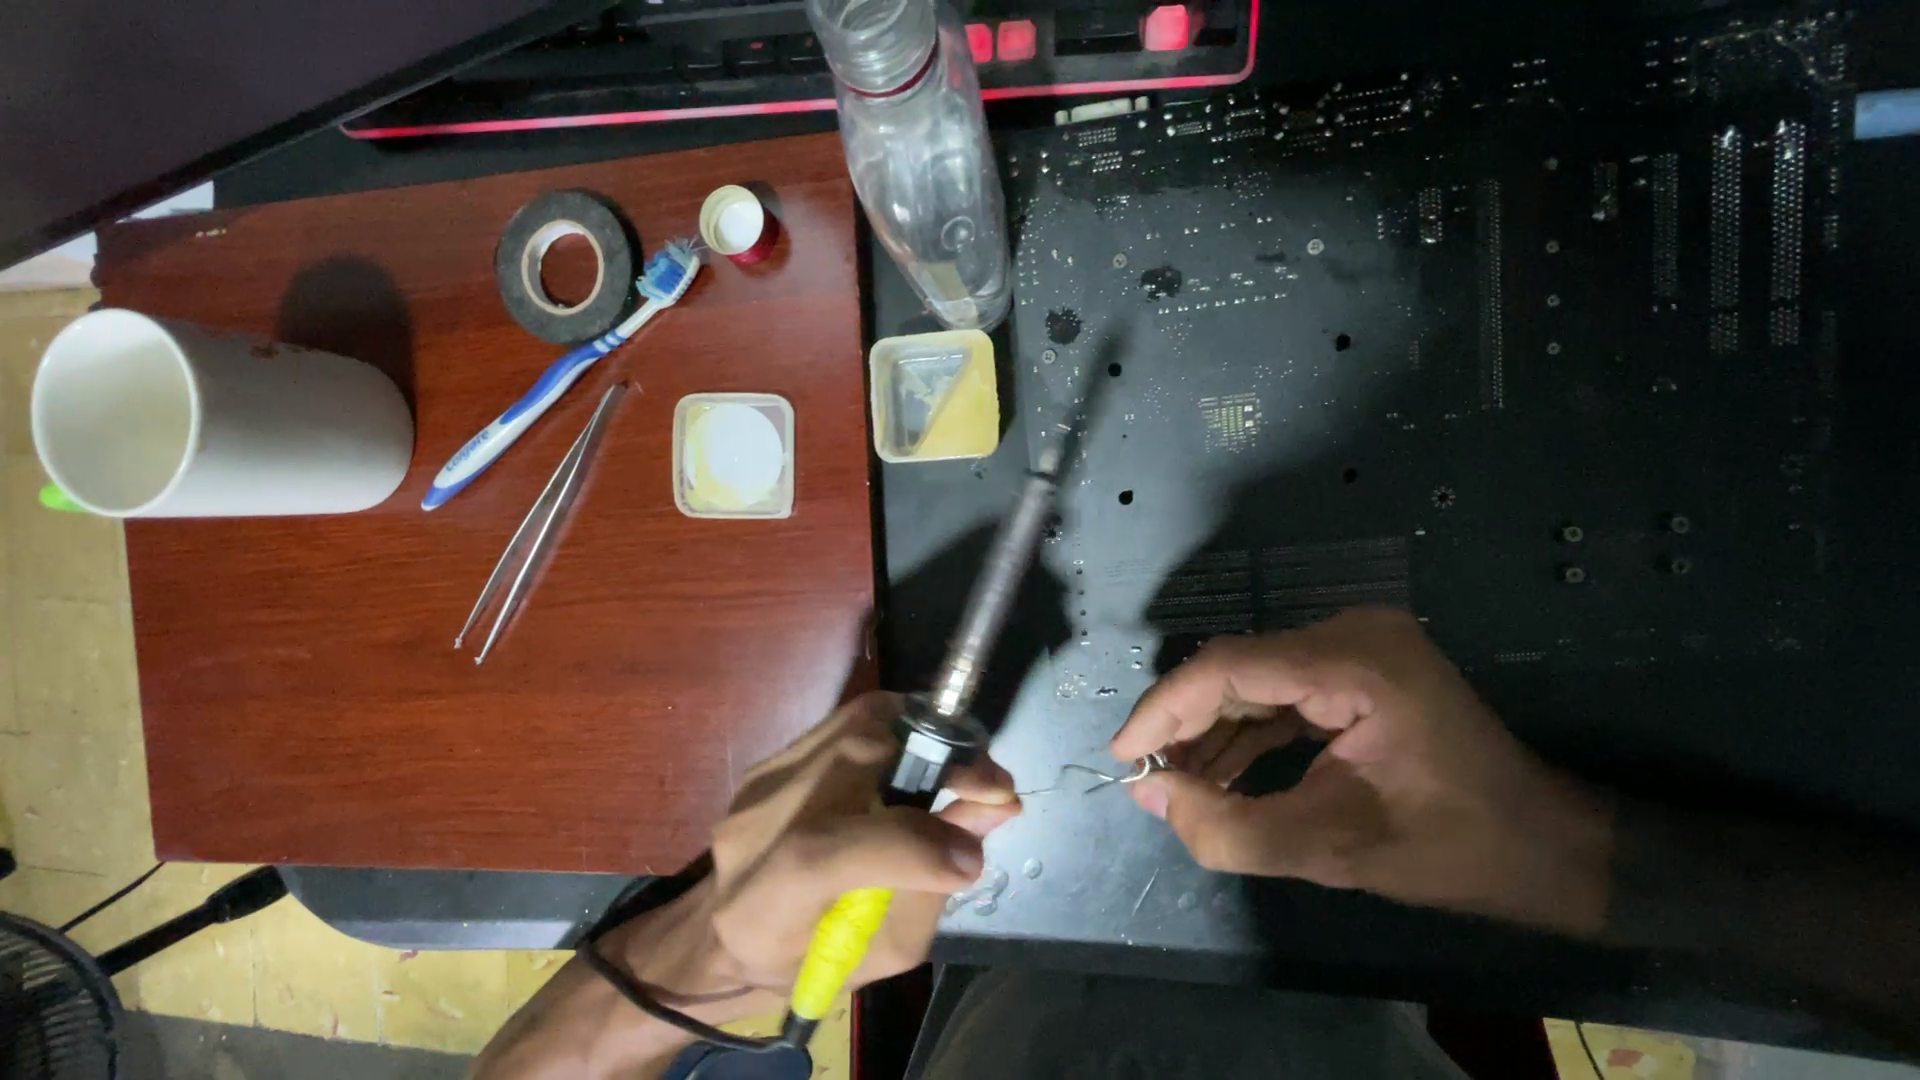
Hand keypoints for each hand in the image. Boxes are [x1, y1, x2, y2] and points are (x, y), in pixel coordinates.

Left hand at [472, 691, 1020, 1078]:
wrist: (722, 932)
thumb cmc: (807, 960)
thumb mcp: (882, 950)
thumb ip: (934, 885)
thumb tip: (995, 811)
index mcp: (765, 903)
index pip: (823, 853)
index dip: (910, 842)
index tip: (972, 852)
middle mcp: (753, 827)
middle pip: (852, 756)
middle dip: (941, 759)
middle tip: (993, 782)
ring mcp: (761, 781)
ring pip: (857, 722)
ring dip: (927, 734)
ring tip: (965, 765)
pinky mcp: (774, 757)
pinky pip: (849, 722)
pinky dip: (901, 731)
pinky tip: (925, 757)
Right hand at [1111, 607, 1613, 936]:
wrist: (1550, 847)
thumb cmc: (1453, 849)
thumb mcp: (1332, 849)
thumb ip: (1228, 828)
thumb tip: (1150, 795)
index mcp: (1355, 662)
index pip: (1229, 668)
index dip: (1164, 709)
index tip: (1124, 755)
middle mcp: (1351, 633)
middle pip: (1236, 668)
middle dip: (1183, 722)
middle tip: (1145, 773)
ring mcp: (1355, 645)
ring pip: (1252, 679)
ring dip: (1210, 729)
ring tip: (1172, 780)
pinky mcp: (1355, 667)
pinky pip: (1279, 690)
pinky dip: (1245, 730)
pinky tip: (1216, 770)